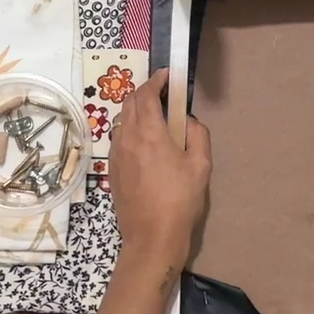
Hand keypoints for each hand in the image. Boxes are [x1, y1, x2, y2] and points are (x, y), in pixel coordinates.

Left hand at [108, 70, 211, 266]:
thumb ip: (197, 135)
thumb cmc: (181, 200)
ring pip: (122, 120)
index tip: (167, 76)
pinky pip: (119, 138)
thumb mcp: (201, 166)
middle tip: (163, 93)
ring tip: (155, 117)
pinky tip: (145, 142)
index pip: (146, 94)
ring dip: (136, 110)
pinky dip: (130, 129)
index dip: (156, 80)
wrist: (152, 237)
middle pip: (129, 102)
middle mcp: (127, 138)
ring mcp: (116, 154)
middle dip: (145, 92)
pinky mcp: (112, 169)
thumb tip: (187, 121)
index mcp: (149, 133)